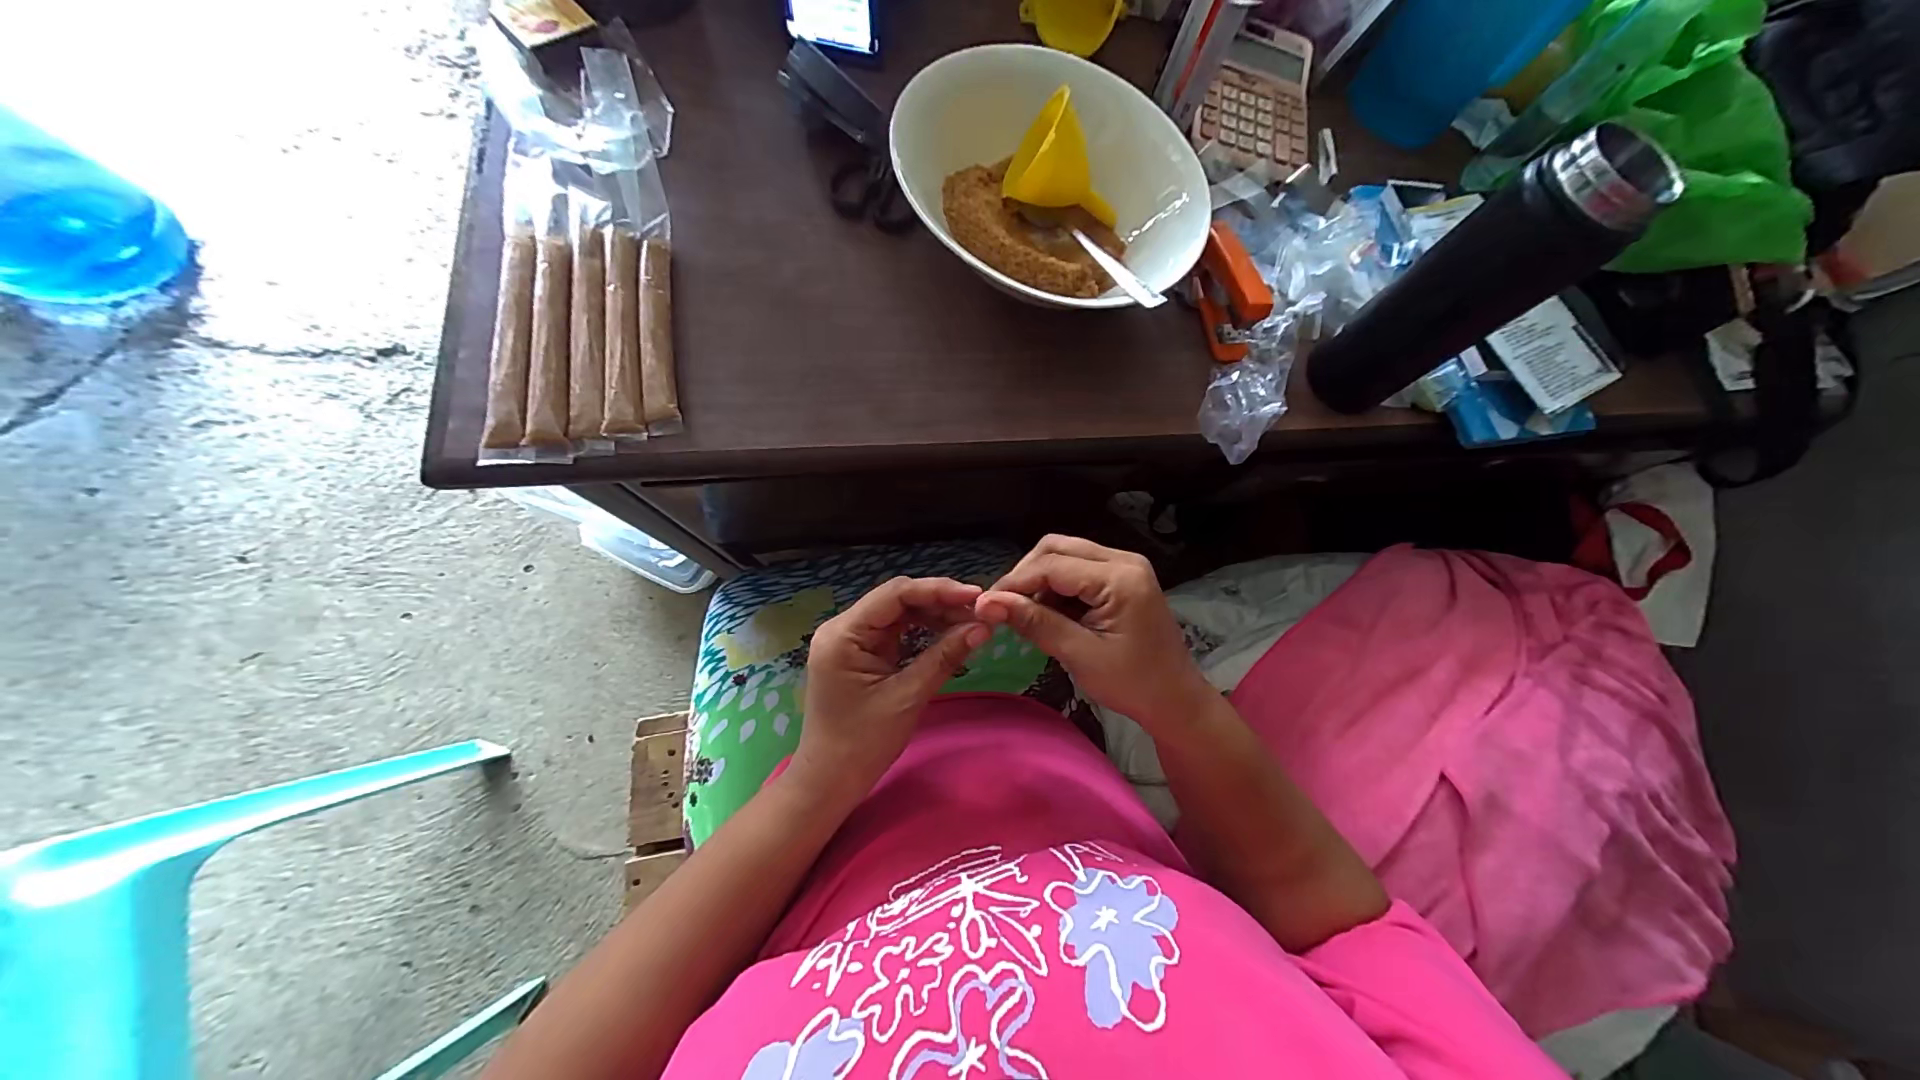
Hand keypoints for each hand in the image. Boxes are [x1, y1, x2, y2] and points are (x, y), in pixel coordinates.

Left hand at [794, 576, 988, 792]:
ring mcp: (849, 640)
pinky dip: (922, 631)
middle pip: (897, 600)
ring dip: (934, 615)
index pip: (895, 594)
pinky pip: (894, 631)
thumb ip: (944, 657)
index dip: (938, 590)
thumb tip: (983, 627)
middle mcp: (842, 628)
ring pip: (898, 614)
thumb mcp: (907, 697)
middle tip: (979, 611)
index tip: (976, 595)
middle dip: (939, 602)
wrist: (829, 781)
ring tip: (970, 621)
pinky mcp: (859, 654)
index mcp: (843, 633)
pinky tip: (948, 633)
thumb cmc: (863, 743)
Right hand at [976, 535, 1213, 730]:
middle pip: (1056, 548)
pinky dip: (1056, 587)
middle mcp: (1123, 560)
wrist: (1175, 700)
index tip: (986, 606)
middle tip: (1004, 607)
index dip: (1014, 582)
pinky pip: (1078, 569)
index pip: (1052, 565)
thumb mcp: (1080, 654)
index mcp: (1120, 578)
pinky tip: (1048, 613)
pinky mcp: (1122, 578)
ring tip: (1026, 614)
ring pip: (1064, 555)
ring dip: (1039, 580)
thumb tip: (988, 604)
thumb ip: (1035, 622)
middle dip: (1025, 575)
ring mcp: (1125, 566)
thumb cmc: (1133, 683)